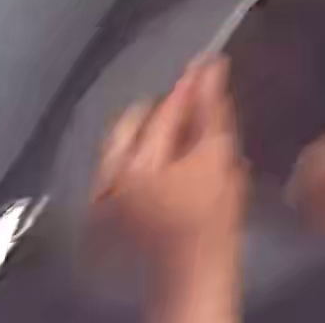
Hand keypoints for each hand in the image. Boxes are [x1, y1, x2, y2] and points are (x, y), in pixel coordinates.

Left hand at [93, 57, 248, 277]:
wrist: (197, 267)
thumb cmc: (213, 210)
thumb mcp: (219, 152)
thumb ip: (212, 107)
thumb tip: (211, 67)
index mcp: (136, 161)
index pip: (167, 106)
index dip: (192, 81)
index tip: (211, 58)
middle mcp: (109, 174)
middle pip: (135, 120)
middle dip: (167, 106)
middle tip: (200, 100)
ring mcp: (105, 194)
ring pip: (129, 141)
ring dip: (158, 127)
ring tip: (190, 125)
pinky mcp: (110, 208)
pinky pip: (126, 162)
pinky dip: (150, 148)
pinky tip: (175, 153)